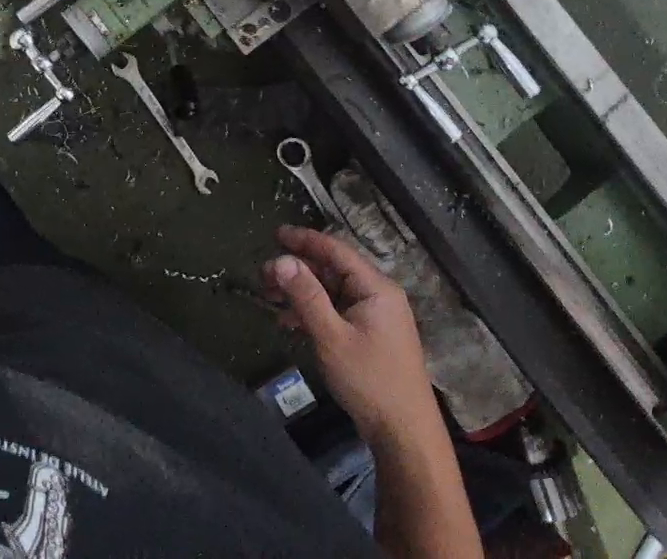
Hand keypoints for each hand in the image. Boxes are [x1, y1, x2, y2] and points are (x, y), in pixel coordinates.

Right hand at [262, 225, 440, 442]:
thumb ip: (306, 296)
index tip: (275, 234)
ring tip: (269, 297)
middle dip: (297, 269)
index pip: (336, 251)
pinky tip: (288, 322)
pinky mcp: (368, 335)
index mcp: (376, 289)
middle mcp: (377, 296)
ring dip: (301, 292)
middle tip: (263, 275)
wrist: (404, 433)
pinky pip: (336, 311)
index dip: (305, 240)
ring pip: (331, 292)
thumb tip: (280, 260)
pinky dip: (312, 311)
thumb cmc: (369, 380)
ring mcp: (374, 317)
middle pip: (332, 270)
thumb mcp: (331, 336)